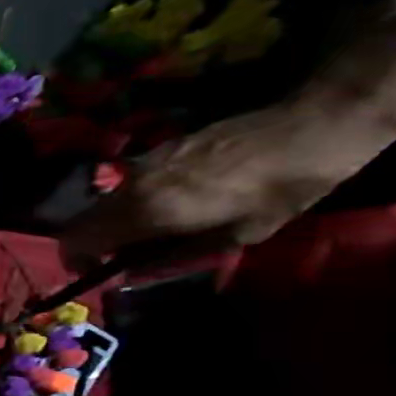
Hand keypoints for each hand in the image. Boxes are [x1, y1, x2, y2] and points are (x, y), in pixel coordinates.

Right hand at [58, 101, 390, 261]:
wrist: (319, 123)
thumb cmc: (281, 189)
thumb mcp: (230, 238)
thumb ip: (172, 256)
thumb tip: (135, 269)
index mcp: (144, 211)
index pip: (76, 239)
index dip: (76, 261)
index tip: (99, 272)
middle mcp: (133, 186)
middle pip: (86, 220)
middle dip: (95, 243)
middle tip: (127, 256)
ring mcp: (147, 164)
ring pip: (108, 202)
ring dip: (118, 221)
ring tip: (155, 231)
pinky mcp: (165, 150)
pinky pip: (132, 184)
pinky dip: (138, 201)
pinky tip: (177, 203)